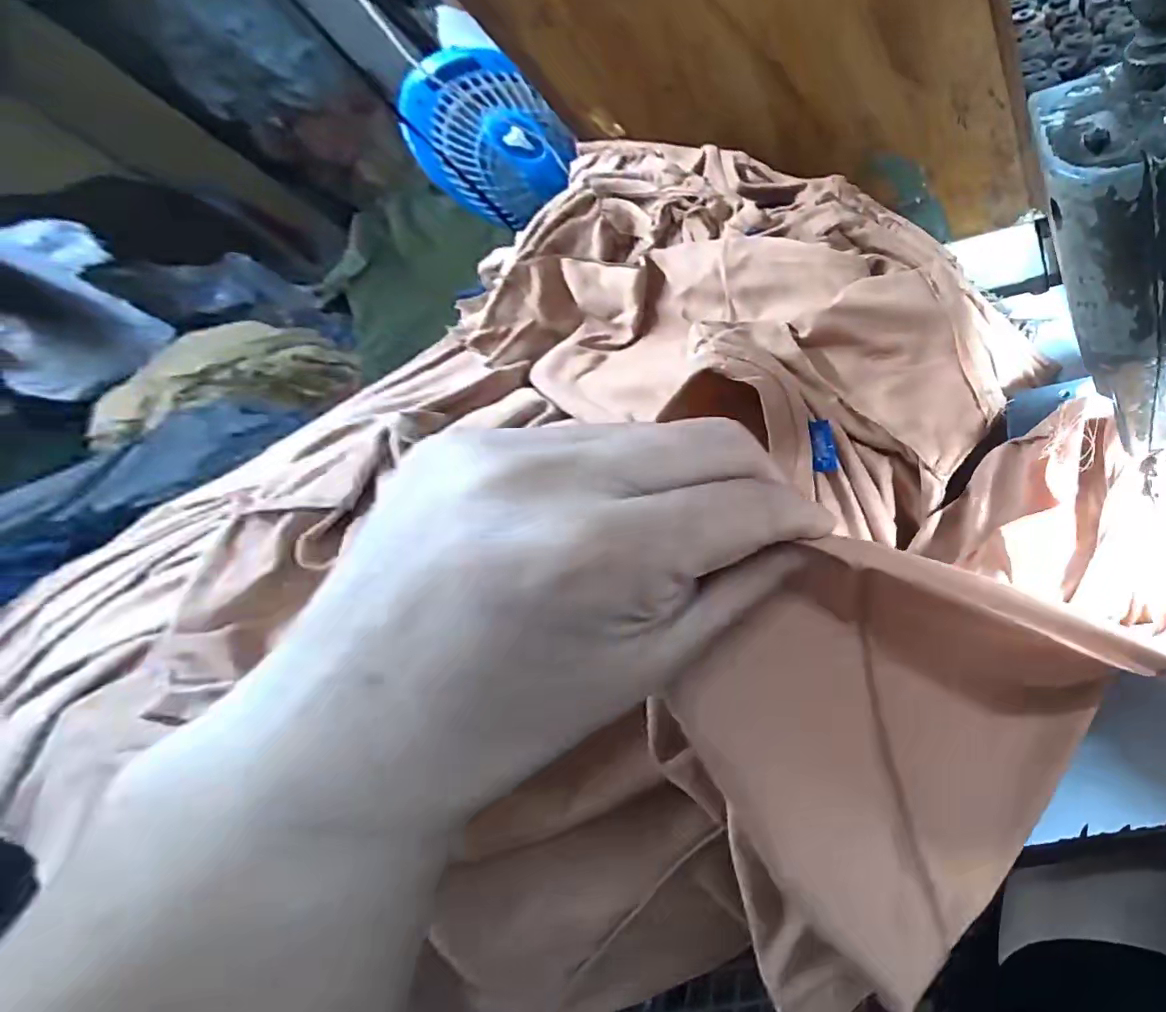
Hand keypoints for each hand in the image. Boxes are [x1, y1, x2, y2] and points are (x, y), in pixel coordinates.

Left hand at [149, 419, 832, 836]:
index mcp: (598, 551)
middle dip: (764, 480)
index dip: (796, 514)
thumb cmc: (518, 722)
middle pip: (711, 441)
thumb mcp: (653, 667)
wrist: (344, 736)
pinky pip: (596, 436)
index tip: (819, 533)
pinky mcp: (466, 437)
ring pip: (658, 432)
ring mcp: (497, 442)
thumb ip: (741, 590)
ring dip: (701, 472)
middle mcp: (549, 473)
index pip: (742, 502)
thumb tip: (801, 544)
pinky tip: (627, 510)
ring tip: (701, 519)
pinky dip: (638, 469)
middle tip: (776, 522)